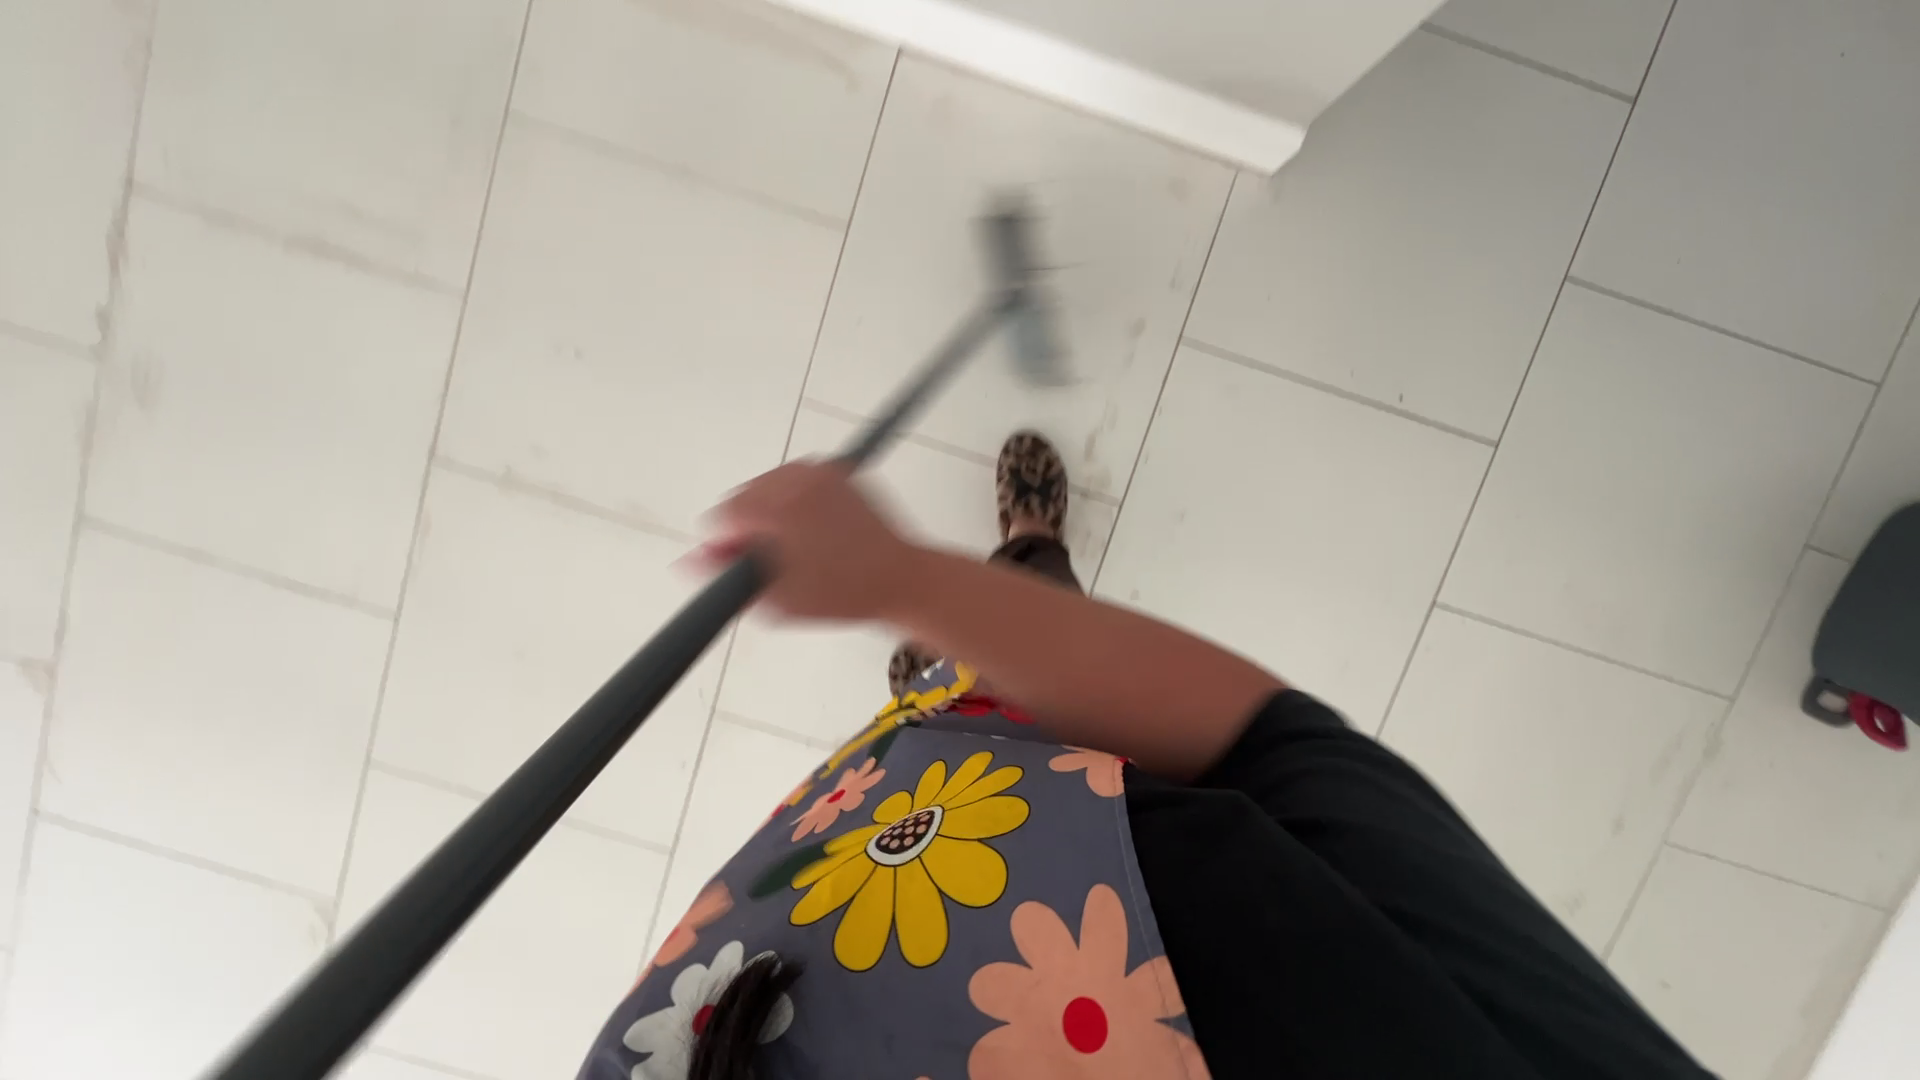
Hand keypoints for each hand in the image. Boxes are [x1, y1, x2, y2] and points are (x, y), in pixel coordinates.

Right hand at [697, 460, 921, 621]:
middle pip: (745, 496)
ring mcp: (822, 471)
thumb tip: (687, 563)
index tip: (746, 566)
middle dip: (750, 528)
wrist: (901, 579)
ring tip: (799, 550)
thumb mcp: (776, 598)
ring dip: (772, 515)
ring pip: (770, 487)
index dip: (727, 546)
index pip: (723, 515)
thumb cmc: (844, 591)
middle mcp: (798, 477)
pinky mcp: (841, 472)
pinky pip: (799, 482)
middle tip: (775, 563)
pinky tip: (815, 533)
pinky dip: (796, 503)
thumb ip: (725, 576)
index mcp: (779, 504)